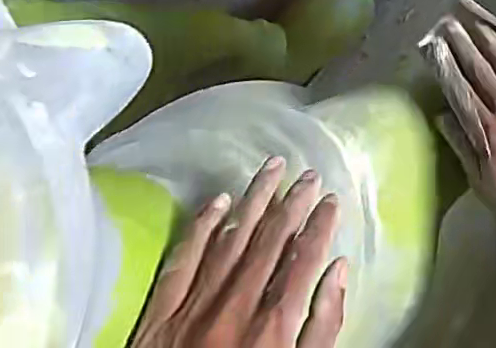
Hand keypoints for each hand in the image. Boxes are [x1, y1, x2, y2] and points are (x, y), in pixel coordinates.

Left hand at [132, 157, 347, 347]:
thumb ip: (323, 327)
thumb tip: (338, 270)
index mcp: (272, 326)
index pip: (304, 257)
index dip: (321, 223)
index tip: (331, 199)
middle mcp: (235, 307)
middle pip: (271, 239)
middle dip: (293, 202)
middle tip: (309, 174)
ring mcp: (193, 309)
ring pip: (231, 237)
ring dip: (255, 197)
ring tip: (273, 167)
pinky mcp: (156, 319)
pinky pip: (182, 260)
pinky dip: (201, 226)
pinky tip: (218, 200)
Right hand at [439, 17, 495, 243]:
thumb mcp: (481, 184)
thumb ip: (463, 147)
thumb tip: (443, 115)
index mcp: (488, 133)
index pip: (462, 92)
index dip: (447, 66)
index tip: (435, 46)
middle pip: (481, 71)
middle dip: (464, 45)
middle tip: (450, 23)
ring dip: (491, 41)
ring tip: (477, 22)